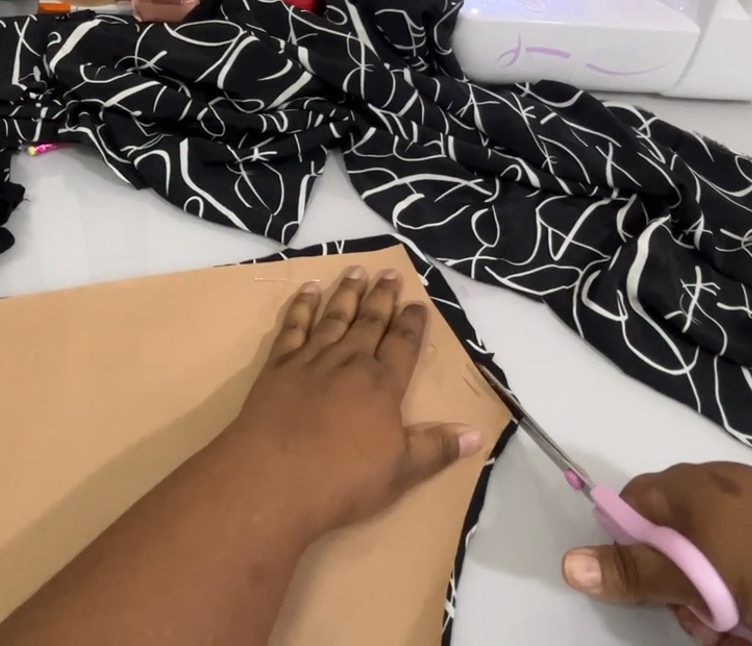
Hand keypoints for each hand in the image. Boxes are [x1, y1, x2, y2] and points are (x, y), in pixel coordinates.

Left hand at [215, 266, 482, 537]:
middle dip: (382, 297)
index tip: (418, 302)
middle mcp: (350, 362)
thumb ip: (437, 448)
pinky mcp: (279, 365)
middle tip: (390, 273)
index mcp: (382, 385)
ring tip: (356, 271)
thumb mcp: (401, 472)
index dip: (412, 323)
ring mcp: (312, 359)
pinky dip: (302, 306)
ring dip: (348, 293)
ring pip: (335, 316)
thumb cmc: (343, 481)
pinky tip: (308, 290)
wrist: (275, 479)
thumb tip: (476, 433)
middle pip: (370, 322)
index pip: (403, 345)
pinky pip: (293, 326)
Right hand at [558, 462, 751, 644]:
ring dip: (735, 622)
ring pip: (721, 582)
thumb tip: (566, 564)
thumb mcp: (699, 574)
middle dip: (694, 606)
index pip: (629, 514)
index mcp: (681, 489)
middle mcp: (712, 498)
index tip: (661, 594)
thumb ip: (635, 571)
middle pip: (675, 557)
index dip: (635, 558)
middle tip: (718, 628)